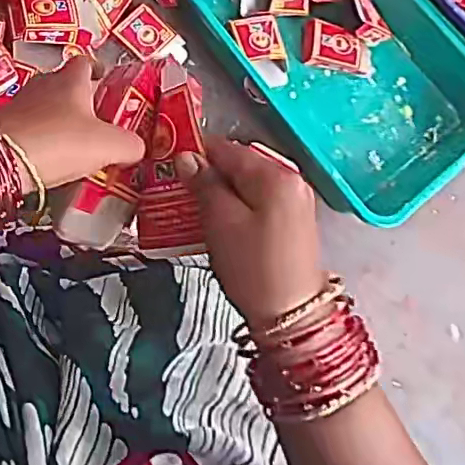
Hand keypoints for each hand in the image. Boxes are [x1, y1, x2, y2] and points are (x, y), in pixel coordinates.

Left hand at [0, 56, 144, 187]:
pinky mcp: (3, 126)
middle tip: (97, 119)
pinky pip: (29, 126)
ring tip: (75, 142)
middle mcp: (44, 84)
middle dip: (80, 98)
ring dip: (59, 119)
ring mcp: (20, 104)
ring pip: (46, 105)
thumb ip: (129, 144)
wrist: (0, 160)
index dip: (97, 69)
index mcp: (71, 79)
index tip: (107, 80)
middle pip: (65, 83)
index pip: (85, 61)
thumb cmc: (59, 141)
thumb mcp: (108, 145)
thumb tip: (136, 147)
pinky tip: (51, 158)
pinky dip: (42, 137)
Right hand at [176, 138, 324, 326]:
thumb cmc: (253, 268)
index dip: (194, 152)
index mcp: (275, 173)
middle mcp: (290, 177)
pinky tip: (220, 219)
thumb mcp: (220, 222)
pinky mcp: (294, 218)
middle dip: (208, 172)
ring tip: (195, 206)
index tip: (169, 165)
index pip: (226, 148)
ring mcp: (295, 198)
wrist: (293, 317)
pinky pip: (259, 197)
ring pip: (247, 181)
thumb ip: (204, 183)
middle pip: (238, 162)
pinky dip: (238, 202)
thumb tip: (186, 156)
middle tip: (178, 189)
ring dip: (221, 189)